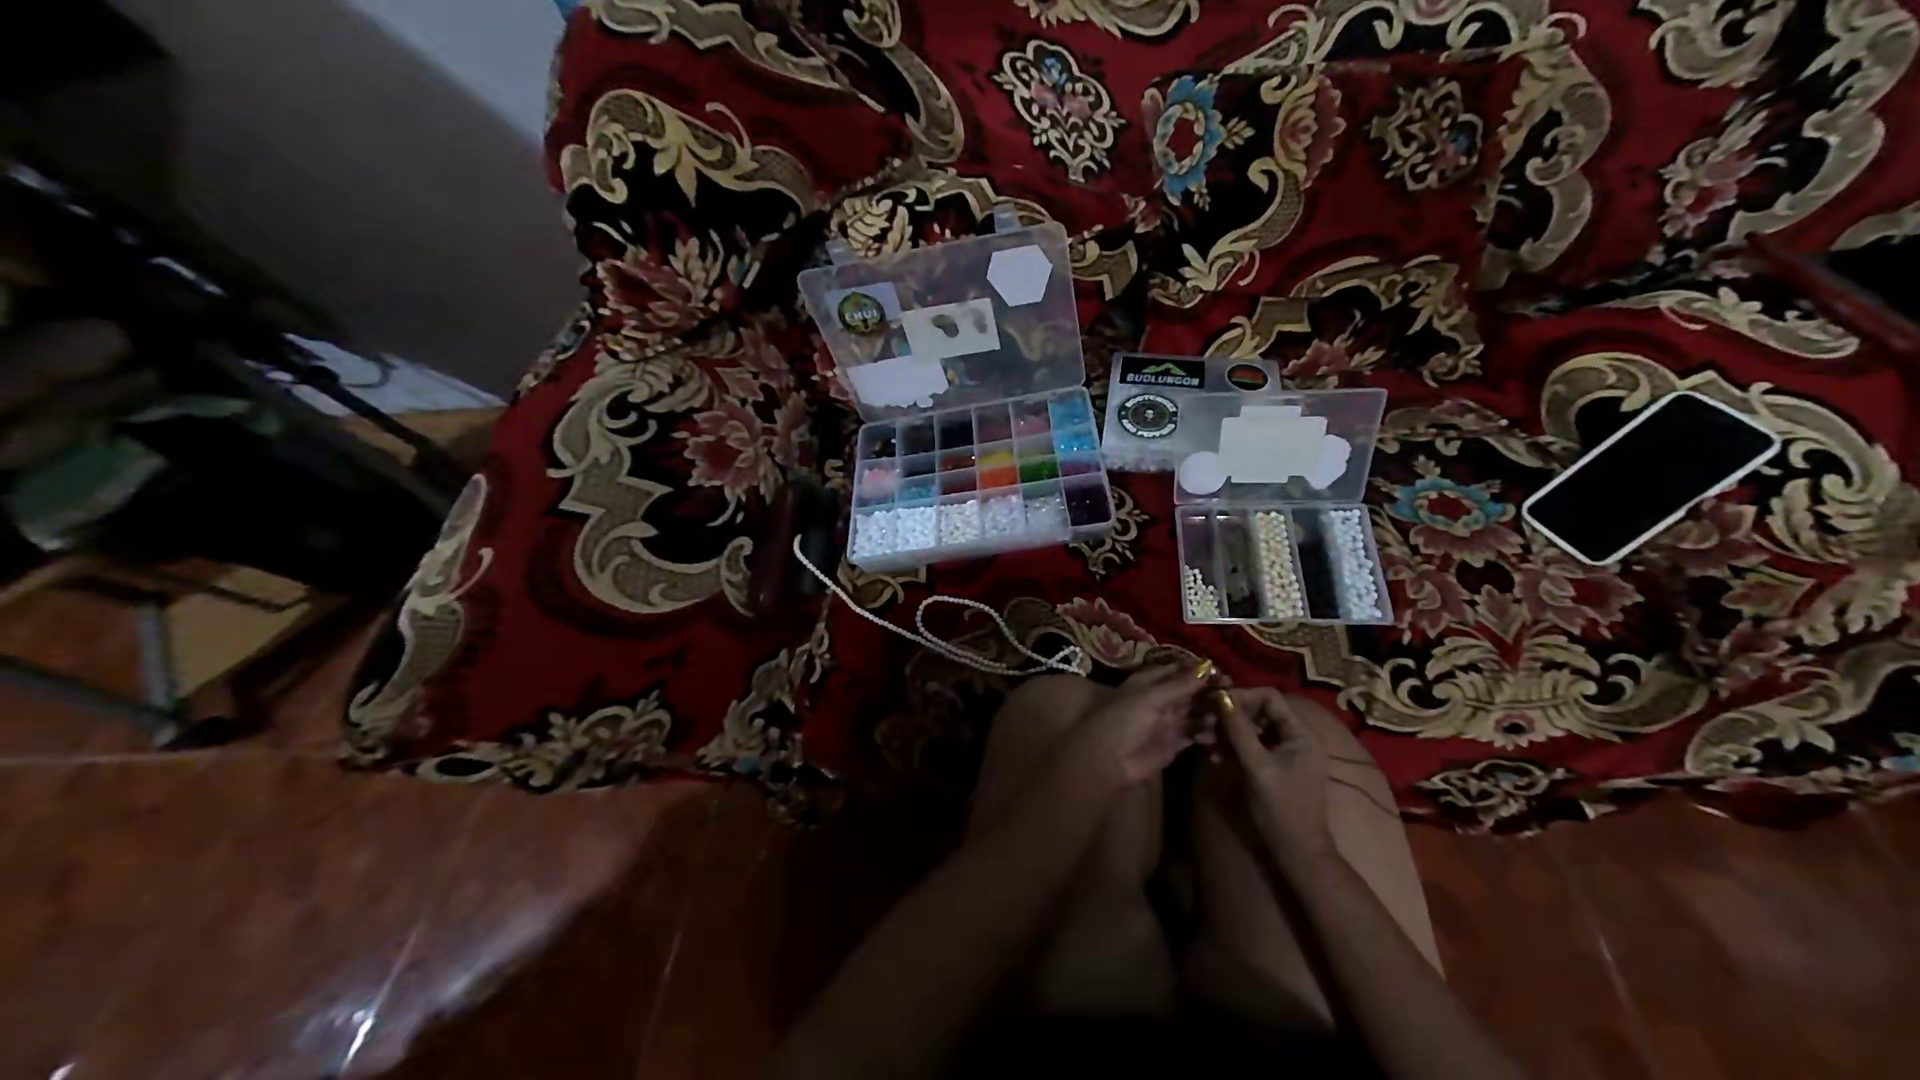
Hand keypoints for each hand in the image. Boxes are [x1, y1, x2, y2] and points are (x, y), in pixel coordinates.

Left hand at [1059, 664, 1216, 790]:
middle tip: (1235, 692)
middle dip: (1210, 691)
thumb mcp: (1150, 698)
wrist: (1108, 760)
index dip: (1199, 670)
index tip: (1223, 671)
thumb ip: (1179, 685)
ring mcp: (1168, 720)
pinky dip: (1207, 732)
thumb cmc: (1123, 721)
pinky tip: (1220, 733)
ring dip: (1211, 711)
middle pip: (1190, 690)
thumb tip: (1207, 666)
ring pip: (1195, 711)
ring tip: (1230, 714)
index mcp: (1149, 681)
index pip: (1178, 670)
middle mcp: (1160, 698)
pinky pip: (1195, 733)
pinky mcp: (1174, 742)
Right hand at [1218, 688, 1334, 870]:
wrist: (1297, 851)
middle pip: (1259, 711)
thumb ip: (1239, 731)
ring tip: (1203, 738)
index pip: (1270, 698)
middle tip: (1203, 721)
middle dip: (1230, 714)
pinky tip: (1213, 755)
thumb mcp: (1257, 767)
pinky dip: (1232, 747)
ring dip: (1227, 731)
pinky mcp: (1273, 766)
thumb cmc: (1281, 808)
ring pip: (1252, 728)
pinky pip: (1251, 746)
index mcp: (1300, 733)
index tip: (1214, 704)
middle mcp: (1294, 737)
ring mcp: (1284, 752)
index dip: (1241, 696)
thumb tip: (1221, 698)